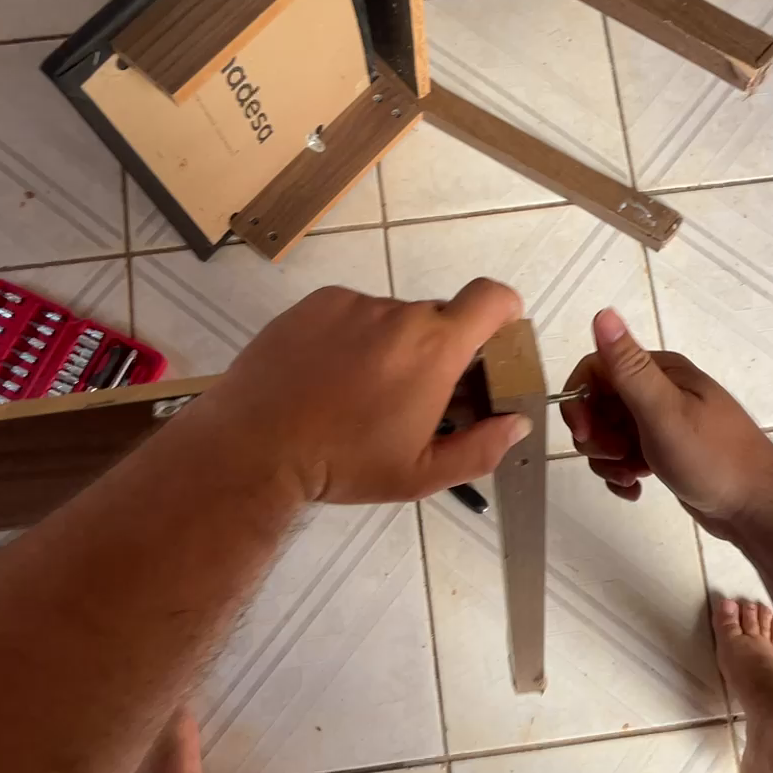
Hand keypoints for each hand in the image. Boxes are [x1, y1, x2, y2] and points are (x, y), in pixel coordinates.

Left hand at [177, 280, 531, 503]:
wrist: (255, 445)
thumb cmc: (345, 464)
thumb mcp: (421, 474)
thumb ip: (480, 448)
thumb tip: (516, 422)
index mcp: (434, 349)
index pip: (491, 298)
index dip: (503, 311)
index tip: (495, 337)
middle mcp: (398, 313)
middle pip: (439, 318)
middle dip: (439, 350)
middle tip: (414, 395)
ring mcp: (353, 304)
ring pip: (393, 319)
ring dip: (392, 346)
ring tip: (358, 392)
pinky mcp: (315, 304)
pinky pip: (352, 313)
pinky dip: (353, 337)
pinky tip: (328, 376)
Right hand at [561, 309, 772, 537]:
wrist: (755, 507)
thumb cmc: (711, 458)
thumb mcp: (664, 412)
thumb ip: (629, 368)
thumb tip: (603, 313)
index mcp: (660, 372)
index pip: (596, 370)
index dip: (580, 402)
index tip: (584, 434)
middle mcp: (660, 391)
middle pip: (598, 405)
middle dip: (595, 437)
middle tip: (615, 457)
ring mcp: (662, 423)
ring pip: (609, 436)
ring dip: (607, 461)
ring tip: (630, 478)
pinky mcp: (664, 452)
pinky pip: (625, 458)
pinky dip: (621, 475)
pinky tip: (636, 488)